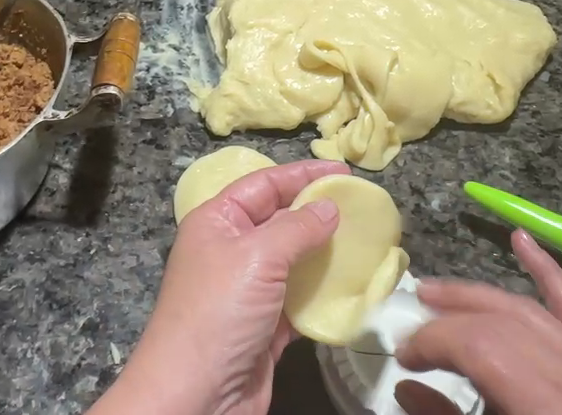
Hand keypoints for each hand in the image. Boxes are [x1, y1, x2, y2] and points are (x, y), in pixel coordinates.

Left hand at [93, 158, 348, 414]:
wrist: (195, 398)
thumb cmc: (218, 313)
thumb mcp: (256, 257)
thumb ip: (296, 228)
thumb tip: (329, 207)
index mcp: (218, 220)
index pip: (264, 184)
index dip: (303, 174)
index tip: (344, 171)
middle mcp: (232, 249)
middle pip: (280, 219)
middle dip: (318, 212)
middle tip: (361, 207)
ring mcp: (248, 290)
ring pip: (294, 260)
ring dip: (327, 254)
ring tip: (366, 244)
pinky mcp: (266, 327)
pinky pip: (300, 300)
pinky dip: (324, 294)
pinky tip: (353, 287)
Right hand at [393, 230, 561, 414]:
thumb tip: (406, 391)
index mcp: (551, 408)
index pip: (481, 346)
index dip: (434, 343)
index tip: (403, 359)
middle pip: (499, 323)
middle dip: (446, 322)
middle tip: (410, 333)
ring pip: (526, 310)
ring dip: (476, 295)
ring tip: (435, 290)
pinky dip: (546, 271)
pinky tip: (520, 239)